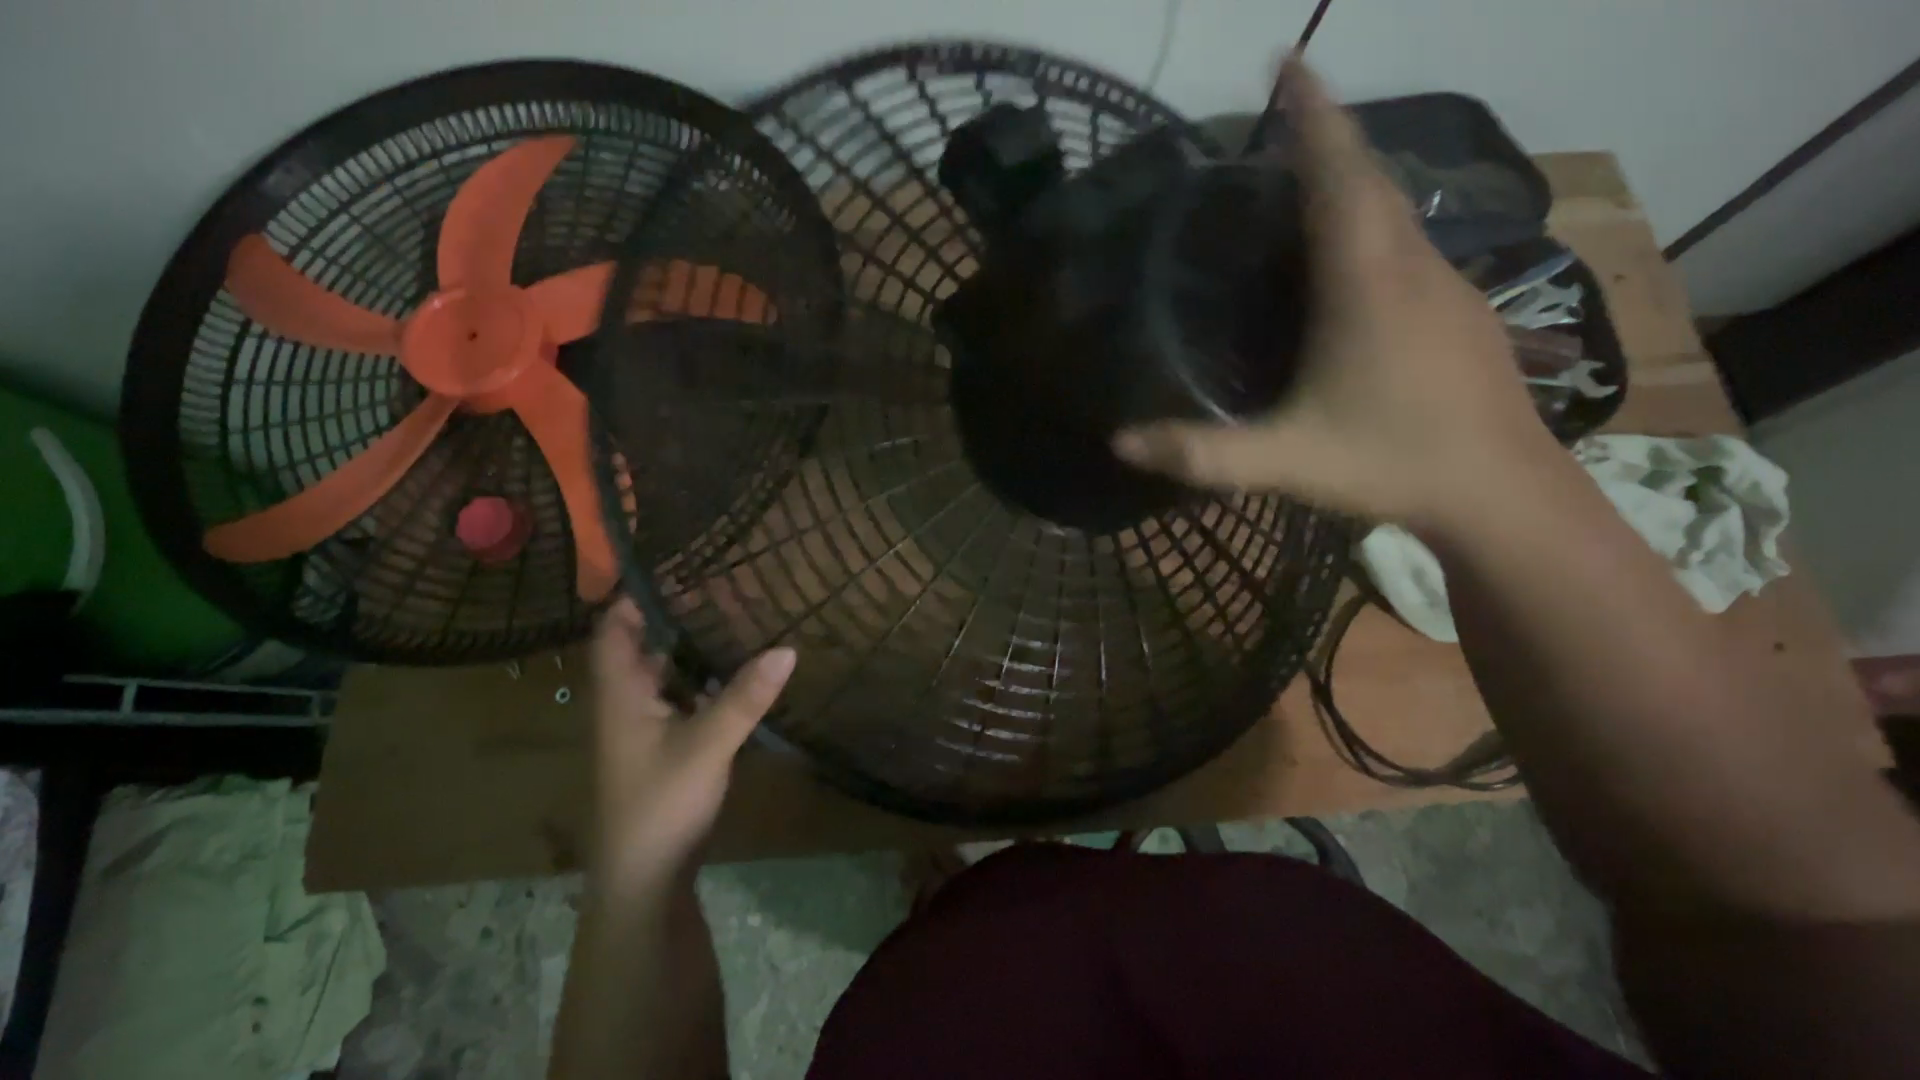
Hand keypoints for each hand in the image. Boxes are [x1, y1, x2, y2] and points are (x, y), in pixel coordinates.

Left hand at [588, 598, 795, 892]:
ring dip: (693, 650)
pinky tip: (741, 673)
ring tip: (738, 618)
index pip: (613, 629)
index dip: (635, 596)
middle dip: (676, 617)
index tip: (676, 567)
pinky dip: (705, 682)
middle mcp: (627, 704)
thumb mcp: (707, 746)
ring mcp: (645, 729)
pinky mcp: (666, 750)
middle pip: (642, 646)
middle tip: (722, 587)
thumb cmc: (660, 804)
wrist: (644, 879)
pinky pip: (683, 701)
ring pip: (666, 675)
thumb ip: (745, 696)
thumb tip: (788, 646)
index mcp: (620, 693)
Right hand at [1114, 55, 1551, 527]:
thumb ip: (1202, 453)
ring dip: (1353, 181)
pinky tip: (1353, 264)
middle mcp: (1411, 265)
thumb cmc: (1393, 462)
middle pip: (1369, 177)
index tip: (1288, 59)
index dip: (1311, 112)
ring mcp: (1447, 284)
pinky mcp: (1464, 310)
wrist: (1504, 493)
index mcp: (1366, 281)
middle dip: (1327, 137)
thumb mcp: (1287, 461)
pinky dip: (1375, 226)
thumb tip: (1120, 442)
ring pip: (1395, 211)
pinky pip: (1409, 244)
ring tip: (1303, 186)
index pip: (1337, 172)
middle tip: (1278, 126)